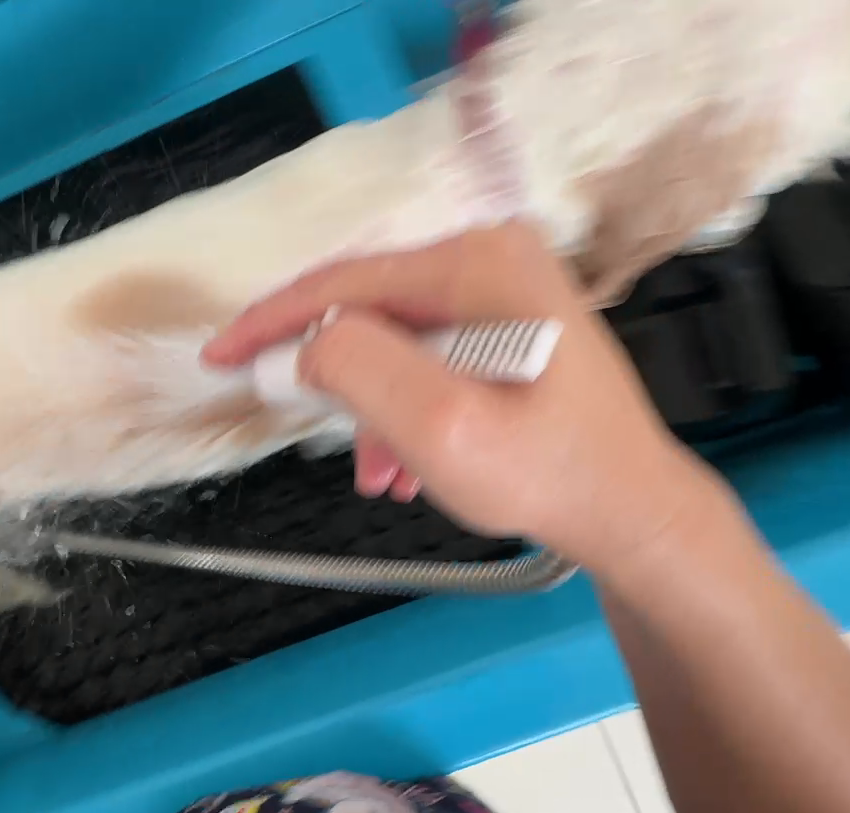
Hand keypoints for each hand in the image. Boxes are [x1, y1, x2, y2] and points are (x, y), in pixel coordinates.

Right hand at [203, 224, 728, 572]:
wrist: (629, 513)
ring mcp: (498, 295)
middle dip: (328, 378)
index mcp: (477, 264)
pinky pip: (419, 363)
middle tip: (299, 425)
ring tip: (378, 475)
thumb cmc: (545, 473)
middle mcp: (488, 261)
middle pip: (364, 312)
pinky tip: (403, 465)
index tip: (220, 357)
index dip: (270, 322)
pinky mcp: (501, 330)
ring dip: (367, 411)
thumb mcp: (441, 427)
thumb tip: (302, 345)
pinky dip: (397, 413)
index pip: (342, 282)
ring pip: (388, 345)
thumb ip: (361, 369)